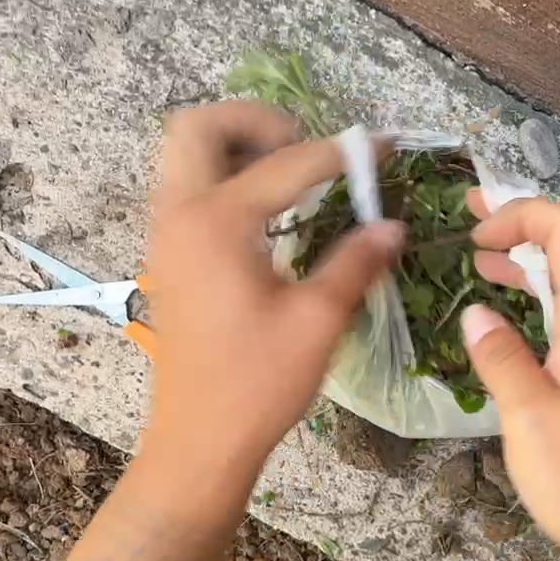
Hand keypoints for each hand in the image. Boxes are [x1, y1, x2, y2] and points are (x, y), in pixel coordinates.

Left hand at [139, 103, 403, 494]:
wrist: (202, 438)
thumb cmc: (258, 384)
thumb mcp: (319, 321)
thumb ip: (356, 263)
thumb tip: (392, 226)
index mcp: (216, 224)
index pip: (287, 165)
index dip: (342, 153)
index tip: (384, 149)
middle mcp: (178, 215)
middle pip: (199, 127)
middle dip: (258, 122)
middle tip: (310, 148)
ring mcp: (166, 237)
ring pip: (185, 155)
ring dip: (237, 148)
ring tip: (295, 176)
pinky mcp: (169, 259)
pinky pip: (188, 190)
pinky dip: (226, 180)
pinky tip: (272, 217)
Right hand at [462, 194, 559, 560]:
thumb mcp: (527, 415)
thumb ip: (500, 356)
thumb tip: (478, 315)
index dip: (522, 213)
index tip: (474, 229)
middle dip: (524, 228)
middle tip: (471, 226)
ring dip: (533, 267)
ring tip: (483, 264)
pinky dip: (547, 305)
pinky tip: (518, 323)